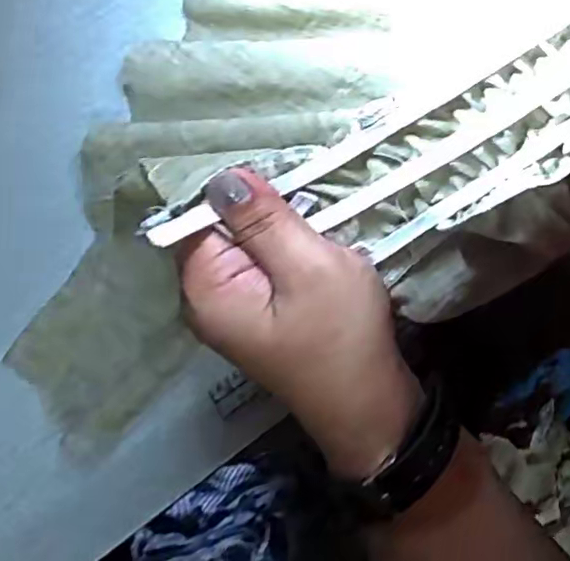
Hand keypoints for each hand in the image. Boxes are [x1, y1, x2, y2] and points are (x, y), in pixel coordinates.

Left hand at [176, 168, 421, 479]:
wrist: (367, 394)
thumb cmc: (340, 330)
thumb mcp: (311, 266)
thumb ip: (267, 222)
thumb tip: (224, 177)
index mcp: (209, 290)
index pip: (203, 221)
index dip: (241, 193)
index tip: (291, 173)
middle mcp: (214, 299)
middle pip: (229, 233)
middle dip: (272, 208)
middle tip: (322, 192)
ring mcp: (244, 308)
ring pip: (258, 246)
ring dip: (293, 226)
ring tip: (334, 213)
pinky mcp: (272, 312)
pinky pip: (275, 264)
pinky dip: (301, 246)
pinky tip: (332, 240)